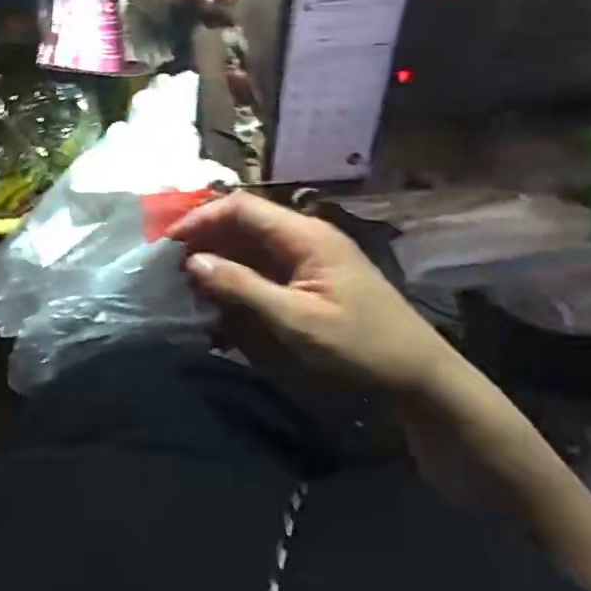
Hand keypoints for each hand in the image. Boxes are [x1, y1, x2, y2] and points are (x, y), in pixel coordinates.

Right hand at [166, 192, 459, 396]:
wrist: (423, 382)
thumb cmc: (362, 348)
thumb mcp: (297, 321)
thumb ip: (242, 288)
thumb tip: (192, 262)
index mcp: (305, 236)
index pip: (240, 207)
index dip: (200, 219)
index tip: (168, 244)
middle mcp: (303, 239)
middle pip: (240, 225)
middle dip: (202, 242)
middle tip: (168, 267)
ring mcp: (305, 261)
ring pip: (246, 249)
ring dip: (215, 265)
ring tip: (185, 287)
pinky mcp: (306, 283)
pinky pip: (259, 272)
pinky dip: (233, 284)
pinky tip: (215, 307)